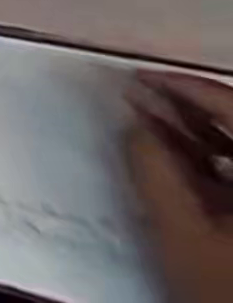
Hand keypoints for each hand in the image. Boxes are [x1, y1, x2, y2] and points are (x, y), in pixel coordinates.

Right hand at [125, 71, 232, 302]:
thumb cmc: (226, 286)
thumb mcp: (178, 226)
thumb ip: (151, 166)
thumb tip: (134, 121)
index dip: (187, 87)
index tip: (139, 77)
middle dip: (193, 107)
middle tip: (141, 94)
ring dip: (204, 131)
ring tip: (153, 120)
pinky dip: (219, 157)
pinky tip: (186, 157)